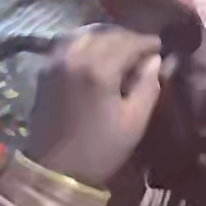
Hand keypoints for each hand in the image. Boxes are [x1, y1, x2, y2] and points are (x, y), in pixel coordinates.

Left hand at [24, 28, 163, 186]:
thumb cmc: (100, 150)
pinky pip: (68, 43)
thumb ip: (148, 85)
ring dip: (106, 37)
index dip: (148, 42)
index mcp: (99, 69)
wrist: (55, 170)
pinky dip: (85, 42)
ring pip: (85, 34)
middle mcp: (75, 57)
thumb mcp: (134, 122)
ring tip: (121, 51)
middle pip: (107, 34)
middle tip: (144, 50)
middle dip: (128, 38)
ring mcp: (56, 61)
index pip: (129, 42)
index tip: (161, 46)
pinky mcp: (45, 69)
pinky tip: (96, 55)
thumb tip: (155, 60)